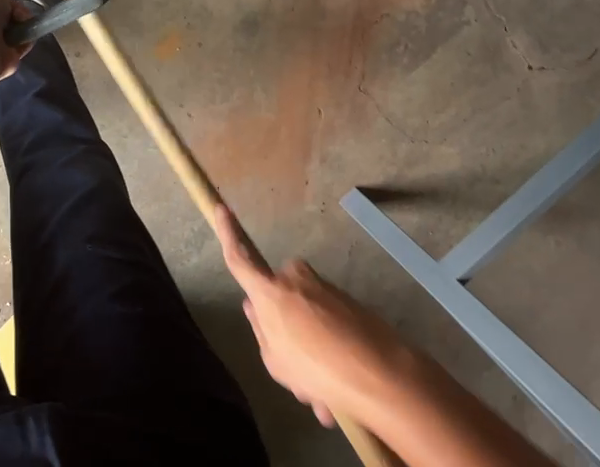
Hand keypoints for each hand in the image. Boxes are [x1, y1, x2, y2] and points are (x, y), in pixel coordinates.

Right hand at [214, 205, 409, 428]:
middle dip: (287, 326)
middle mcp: (296, 280)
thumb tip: (254, 307)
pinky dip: (333, 355)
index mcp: (269, 292)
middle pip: (281, 297)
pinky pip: (332, 328)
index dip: (227, 234)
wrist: (379, 374)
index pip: (240, 259)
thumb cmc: (315, 368)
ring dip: (313, 350)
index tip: (220, 207)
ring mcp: (326, 289)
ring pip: (309, 318)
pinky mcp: (352, 302)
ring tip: (324, 392)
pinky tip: (341, 390)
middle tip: (297, 367)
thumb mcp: (275, 361)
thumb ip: (261, 330)